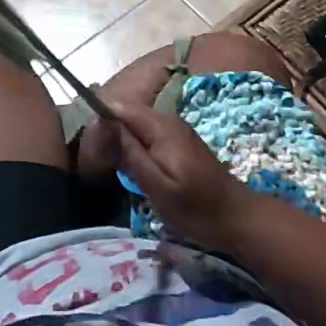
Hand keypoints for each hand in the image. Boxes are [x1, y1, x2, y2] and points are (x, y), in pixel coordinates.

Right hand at [109, 102, 254, 249]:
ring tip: (113, 167)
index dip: (101, 121)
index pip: (121, 108)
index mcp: (162, 128)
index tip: (91, 146)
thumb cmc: (194, 207)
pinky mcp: (180, 143)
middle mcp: (170, 121)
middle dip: (110, 133)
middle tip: (102, 164)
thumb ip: (130, 153)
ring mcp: (177, 131)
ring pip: (138, 125)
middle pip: (128, 115)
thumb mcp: (157, 185)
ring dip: (122, 141)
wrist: (234, 216)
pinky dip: (136, 147)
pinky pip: (149, 135)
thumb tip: (103, 123)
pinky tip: (133, 168)